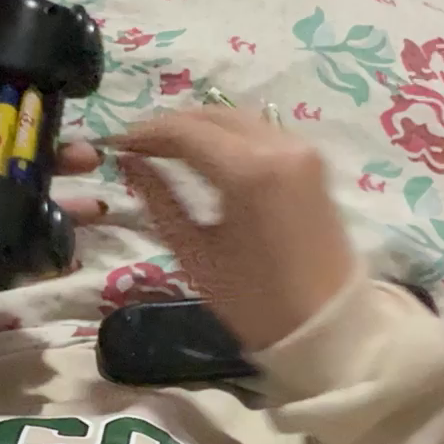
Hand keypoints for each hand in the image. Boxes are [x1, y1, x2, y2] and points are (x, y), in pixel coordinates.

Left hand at [0, 124, 103, 361]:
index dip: (10, 128)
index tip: (47, 120)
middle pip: (5, 172)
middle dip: (49, 163)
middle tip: (90, 159)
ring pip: (15, 213)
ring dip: (56, 208)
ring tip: (94, 205)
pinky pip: (10, 259)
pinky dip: (41, 254)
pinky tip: (68, 249)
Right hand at [113, 109, 355, 350]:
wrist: (329, 327)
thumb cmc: (256, 303)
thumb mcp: (197, 255)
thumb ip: (159, 200)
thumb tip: (130, 163)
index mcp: (249, 170)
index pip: (185, 131)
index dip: (144, 133)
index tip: (114, 144)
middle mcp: (280, 146)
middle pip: (213, 116)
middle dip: (171, 126)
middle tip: (137, 146)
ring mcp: (303, 151)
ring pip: (239, 120)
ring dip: (201, 129)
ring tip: (167, 150)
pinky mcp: (314, 164)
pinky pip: (263, 134)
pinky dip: (231, 138)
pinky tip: (209, 157)